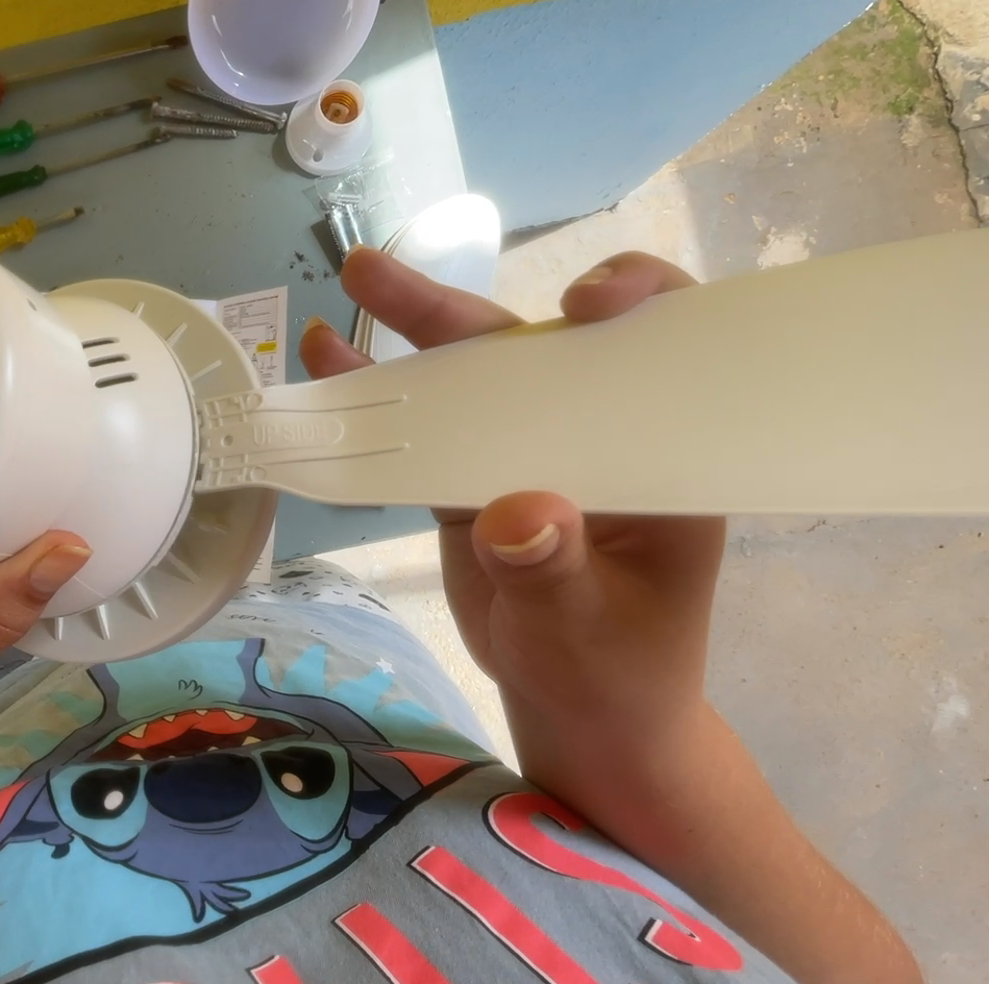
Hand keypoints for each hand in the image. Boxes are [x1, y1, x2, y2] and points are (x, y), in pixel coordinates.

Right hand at [300, 250, 721, 755]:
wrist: (575, 703)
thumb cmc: (612, 667)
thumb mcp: (589, 625)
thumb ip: (554, 572)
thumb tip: (512, 515)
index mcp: (656, 453)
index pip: (657, 350)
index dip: (630, 303)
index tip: (581, 305)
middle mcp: (588, 435)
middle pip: (526, 350)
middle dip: (451, 308)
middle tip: (373, 275)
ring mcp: (522, 456)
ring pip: (463, 383)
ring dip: (399, 342)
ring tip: (334, 307)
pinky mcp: (472, 484)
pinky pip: (424, 436)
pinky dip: (378, 410)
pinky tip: (330, 377)